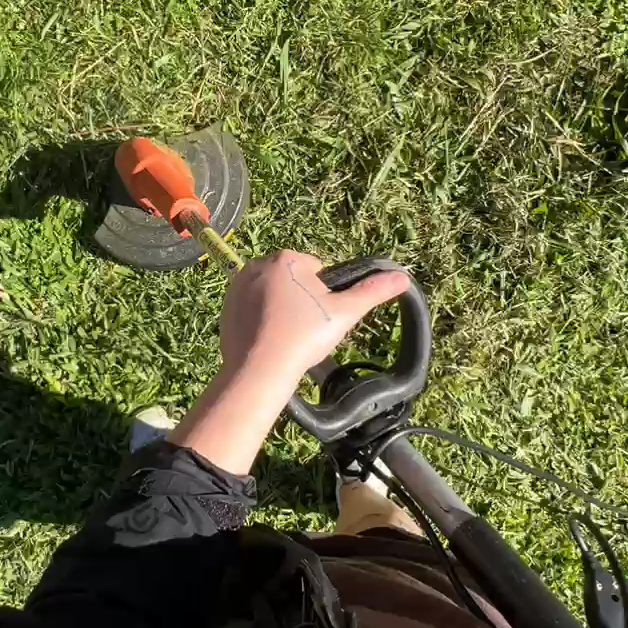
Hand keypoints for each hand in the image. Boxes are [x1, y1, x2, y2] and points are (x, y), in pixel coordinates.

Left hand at [219, 251, 411, 388]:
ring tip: (286, 336)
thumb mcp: (344, 313)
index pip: (315, 270)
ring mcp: (237, 285)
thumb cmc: (304, 336)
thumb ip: (372, 292)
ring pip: (271, 294)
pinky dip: (260, 320)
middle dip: (300, 300)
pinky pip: (251, 309)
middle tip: (304, 330)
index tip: (319, 317)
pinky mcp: (225, 306)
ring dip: (280, 309)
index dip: (323, 295)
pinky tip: (268, 340)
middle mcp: (257, 264)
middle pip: (291, 281)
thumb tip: (402, 277)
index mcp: (286, 258)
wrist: (259, 368)